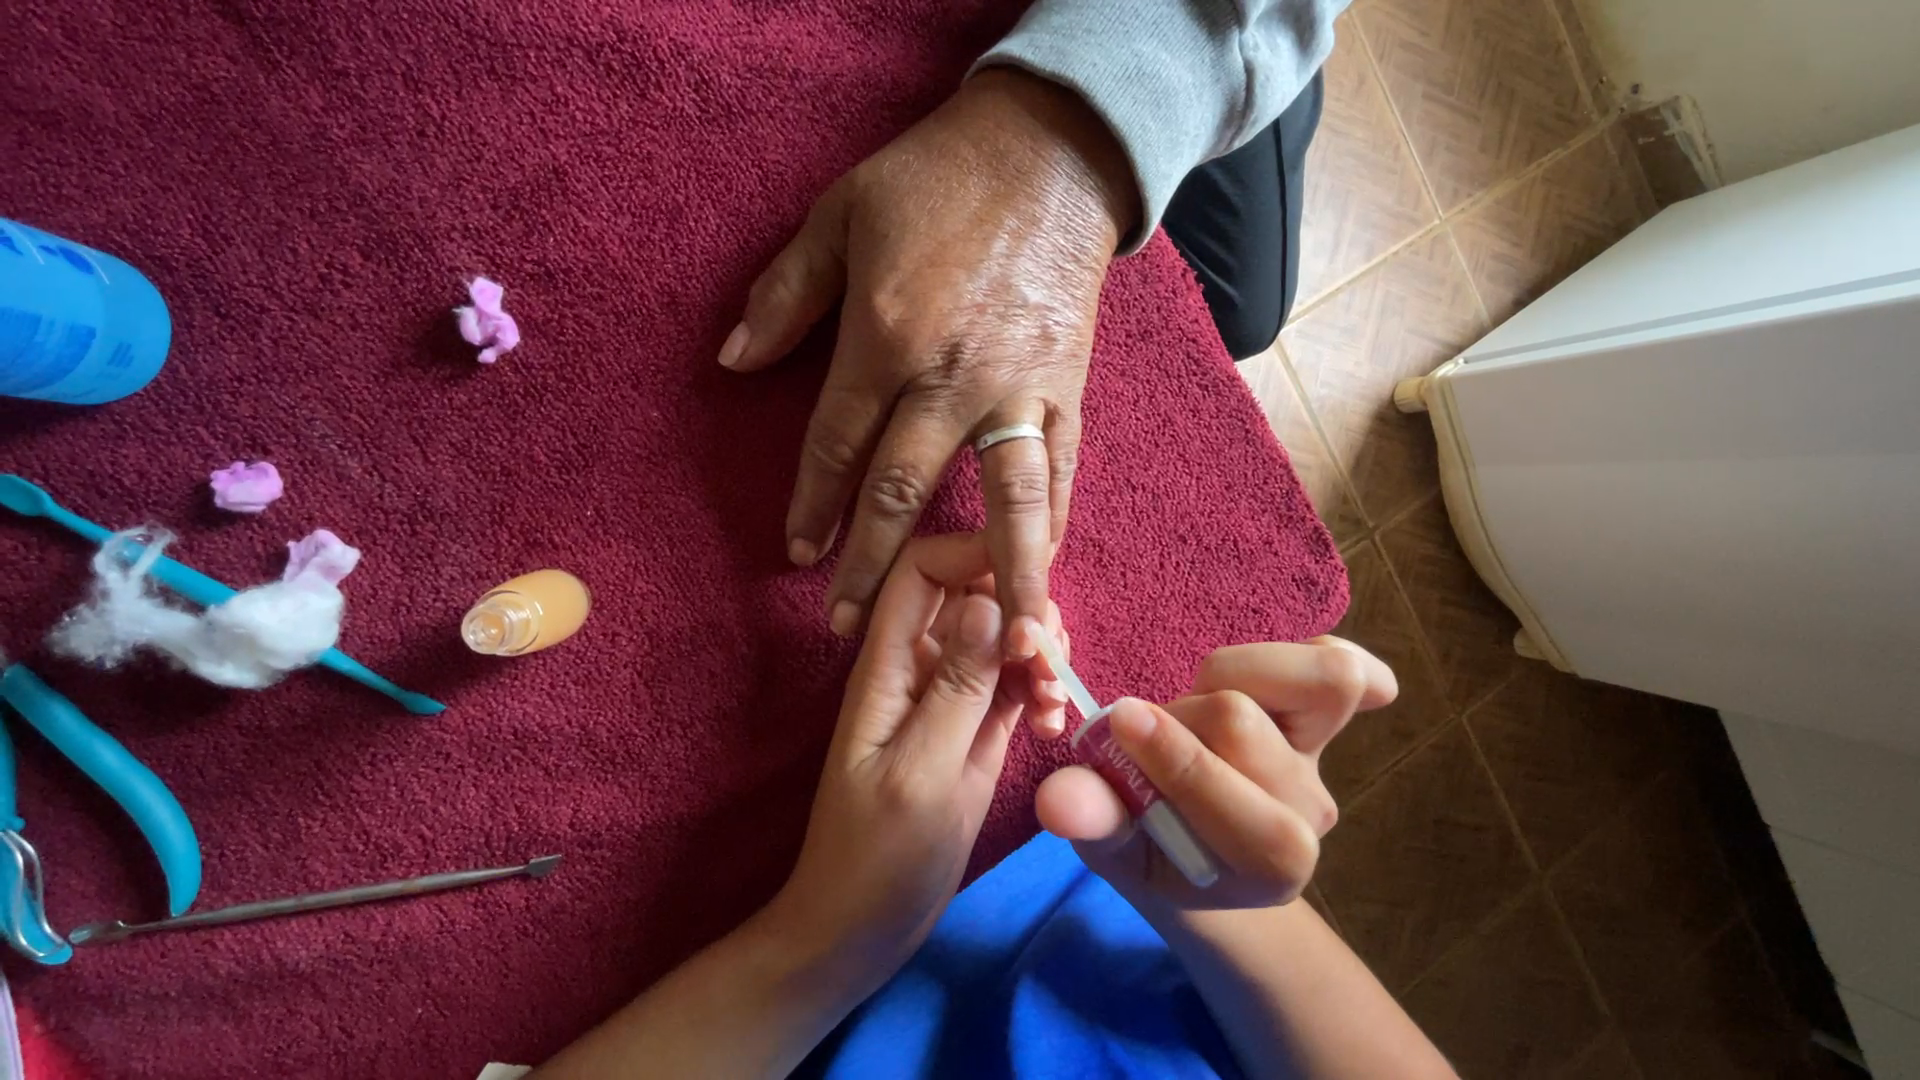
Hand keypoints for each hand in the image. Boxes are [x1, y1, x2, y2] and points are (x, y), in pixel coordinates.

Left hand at [720, 67, 1138, 659]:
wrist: (1049, 156)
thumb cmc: (937, 182)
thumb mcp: (839, 214)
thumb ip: (784, 294)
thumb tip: (733, 361)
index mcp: (887, 335)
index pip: (838, 445)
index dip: (813, 505)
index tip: (798, 555)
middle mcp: (953, 377)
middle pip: (904, 491)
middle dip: (873, 566)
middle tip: (851, 628)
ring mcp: (1020, 390)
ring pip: (1002, 502)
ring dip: (990, 579)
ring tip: (990, 648)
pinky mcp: (1070, 391)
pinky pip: (1060, 474)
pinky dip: (1050, 531)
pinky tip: (1041, 578)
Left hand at [766, 534, 1030, 984]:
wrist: (862, 927)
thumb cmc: (879, 856)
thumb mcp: (922, 773)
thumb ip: (956, 687)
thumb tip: (987, 600)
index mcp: (888, 664)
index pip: (923, 568)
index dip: (975, 555)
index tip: (1032, 588)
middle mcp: (920, 666)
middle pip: (974, 593)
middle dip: (1022, 610)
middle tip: (1051, 662)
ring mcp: (950, 697)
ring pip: (1002, 637)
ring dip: (1039, 654)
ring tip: (1053, 702)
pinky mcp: (975, 728)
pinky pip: (1014, 683)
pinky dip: (1040, 691)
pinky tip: (1053, 725)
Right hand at [1035, 638, 1396, 911]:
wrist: (1199, 853)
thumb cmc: (1149, 848)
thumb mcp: (1110, 845)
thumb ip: (1092, 819)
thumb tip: (1055, 800)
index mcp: (1264, 865)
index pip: (1226, 791)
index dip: (1172, 753)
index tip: (1119, 722)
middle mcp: (1308, 813)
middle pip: (1240, 721)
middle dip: (1175, 716)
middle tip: (1141, 733)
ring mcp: (1322, 762)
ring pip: (1319, 680)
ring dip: (1241, 672)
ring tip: (1200, 696)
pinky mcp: (1330, 720)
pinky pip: (1352, 669)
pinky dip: (1321, 653)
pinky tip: (1288, 668)